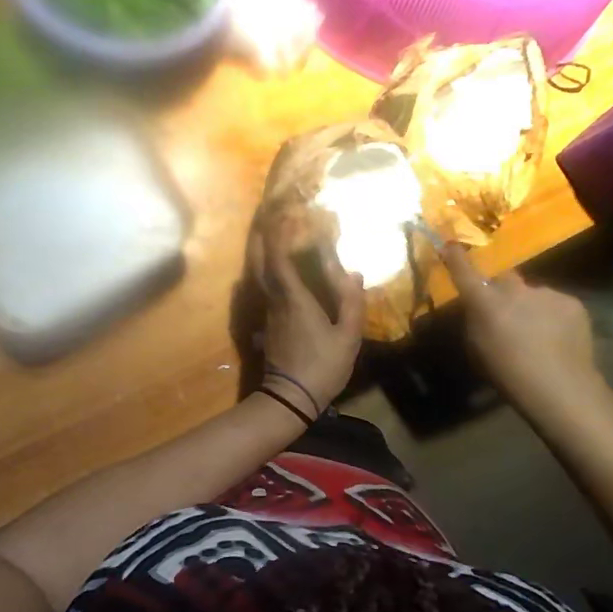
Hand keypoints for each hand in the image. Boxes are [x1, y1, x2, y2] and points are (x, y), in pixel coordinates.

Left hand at [247, 221, 365, 409]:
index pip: (279, 258)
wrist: (290, 398)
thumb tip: (353, 272)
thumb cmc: (322, 366)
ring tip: (272, 233)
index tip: (284, 213)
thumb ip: (351, 303)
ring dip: (263, 250)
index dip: (279, 234)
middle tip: (268, 215)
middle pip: (260, 261)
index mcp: (294, 298)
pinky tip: (273, 267)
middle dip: (262, 236)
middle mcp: (275, 299)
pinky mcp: (268, 322)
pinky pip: (263, 286)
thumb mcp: (347, 337)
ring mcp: (268, 311)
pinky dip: (266, 269)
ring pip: (259, 273)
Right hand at [440, 243, 611, 422]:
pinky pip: (556, 304)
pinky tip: (558, 338)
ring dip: (531, 307)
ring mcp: (545, 292)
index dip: (456, 257)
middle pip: (505, 279)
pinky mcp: (571, 302)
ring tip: (538, 335)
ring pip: (533, 294)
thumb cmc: (507, 374)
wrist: (559, 387)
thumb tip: (479, 311)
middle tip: (507, 313)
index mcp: (485, 302)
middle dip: (503, 290)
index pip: (464, 270)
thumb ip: (476, 322)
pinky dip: (553, 316)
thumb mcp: (476, 350)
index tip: (450, 245)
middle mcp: (514, 289)